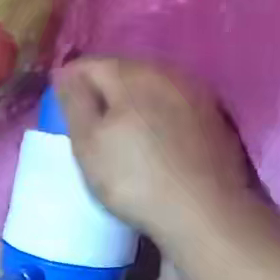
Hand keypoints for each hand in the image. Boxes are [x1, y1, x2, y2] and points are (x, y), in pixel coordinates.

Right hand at [53, 58, 254, 249]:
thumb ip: (74, 102)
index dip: (69, 84)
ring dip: (135, 105)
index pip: (89, 64)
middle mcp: (170, 73)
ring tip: (122, 136)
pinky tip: (157, 146)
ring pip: (154, 90)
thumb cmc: (136, 179)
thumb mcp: (88, 143)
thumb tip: (65, 74)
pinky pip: (177, 109)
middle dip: (104, 92)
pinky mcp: (217, 121)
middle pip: (125, 72)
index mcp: (134, 73)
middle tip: (89, 125)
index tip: (61, 112)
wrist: (207, 215)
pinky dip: (161, 119)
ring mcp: (199, 96)